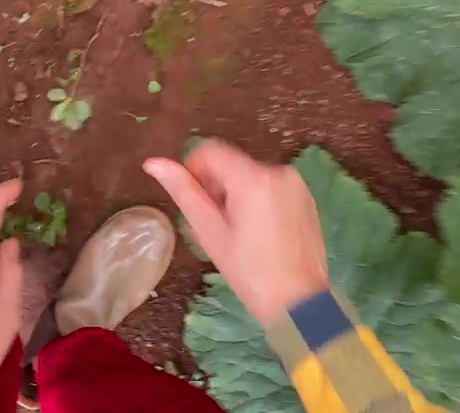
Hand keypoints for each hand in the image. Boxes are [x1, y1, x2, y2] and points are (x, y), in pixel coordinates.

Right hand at [144, 139, 329, 325]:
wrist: (303, 308)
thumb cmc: (250, 273)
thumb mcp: (210, 234)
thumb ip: (183, 191)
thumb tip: (153, 162)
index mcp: (252, 178)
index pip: (211, 151)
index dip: (195, 171)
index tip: (197, 202)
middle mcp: (277, 170)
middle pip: (231, 162)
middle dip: (217, 185)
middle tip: (216, 223)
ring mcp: (295, 183)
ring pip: (250, 173)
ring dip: (237, 191)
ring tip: (238, 230)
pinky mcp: (306, 196)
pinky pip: (270, 184)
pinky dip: (258, 198)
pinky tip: (259, 231)